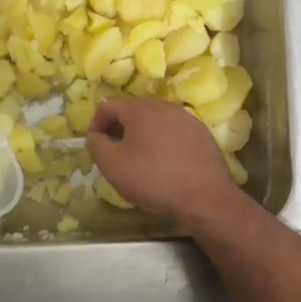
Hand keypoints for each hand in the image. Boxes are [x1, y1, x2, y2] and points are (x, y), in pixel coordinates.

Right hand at [87, 96, 240, 224]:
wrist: (205, 197)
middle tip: (115, 153)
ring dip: (142, 134)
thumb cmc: (153, 179)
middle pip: (133, 109)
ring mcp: (187, 118)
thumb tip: (95, 135)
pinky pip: (174, 131)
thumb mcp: (112, 166)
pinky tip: (165, 164)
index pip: (108, 104)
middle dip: (119, 128)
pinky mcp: (202, 133)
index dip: (96, 123)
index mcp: (140, 109)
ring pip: (155, 120)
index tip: (97, 145)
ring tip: (140, 160)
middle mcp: (165, 106)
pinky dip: (163, 142)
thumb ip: (96, 144)